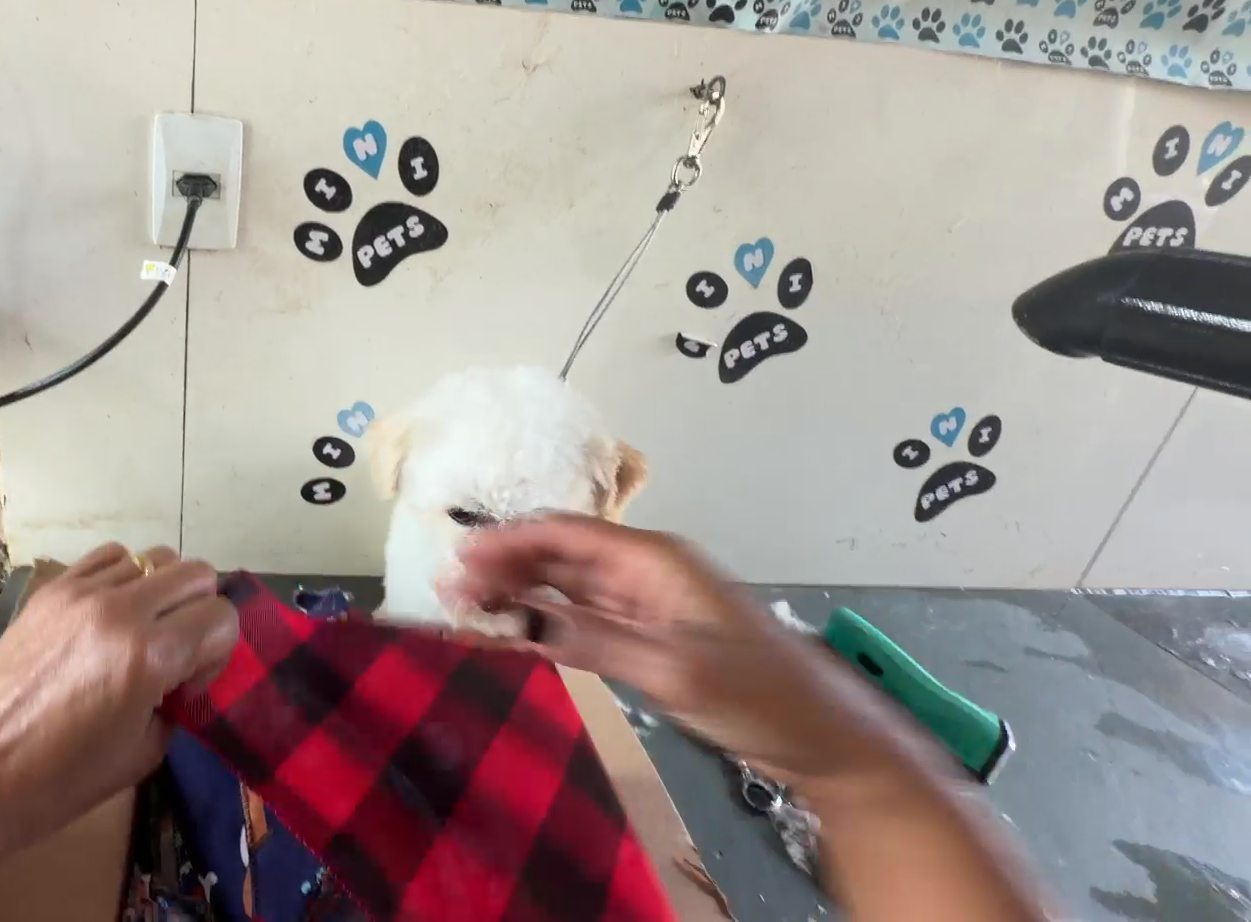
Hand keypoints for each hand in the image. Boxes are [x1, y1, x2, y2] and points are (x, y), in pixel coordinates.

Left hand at [0, 544, 237, 862]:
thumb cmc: (60, 783)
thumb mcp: (146, 751)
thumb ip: (180, 696)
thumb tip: (187, 666)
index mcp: (148, 656)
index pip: (221, 616)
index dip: (218, 650)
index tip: (189, 682)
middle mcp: (120, 610)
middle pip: (196, 573)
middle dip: (199, 611)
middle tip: (175, 651)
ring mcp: (81, 593)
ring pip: (155, 557)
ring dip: (162, 591)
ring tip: (139, 631)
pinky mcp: (52, 589)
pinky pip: (111, 557)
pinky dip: (125, 578)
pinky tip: (109, 615)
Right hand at [451, 515, 934, 793]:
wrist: (820, 738)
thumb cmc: (755, 695)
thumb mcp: (671, 670)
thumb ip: (592, 639)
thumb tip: (520, 620)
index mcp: (649, 559)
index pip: (564, 535)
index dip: (508, 541)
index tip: (460, 556)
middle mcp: (638, 568)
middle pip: (556, 554)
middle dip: (503, 565)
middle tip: (451, 587)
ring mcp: (637, 598)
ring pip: (561, 582)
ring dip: (516, 589)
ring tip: (466, 603)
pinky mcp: (638, 628)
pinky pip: (577, 613)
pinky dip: (540, 617)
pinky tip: (509, 625)